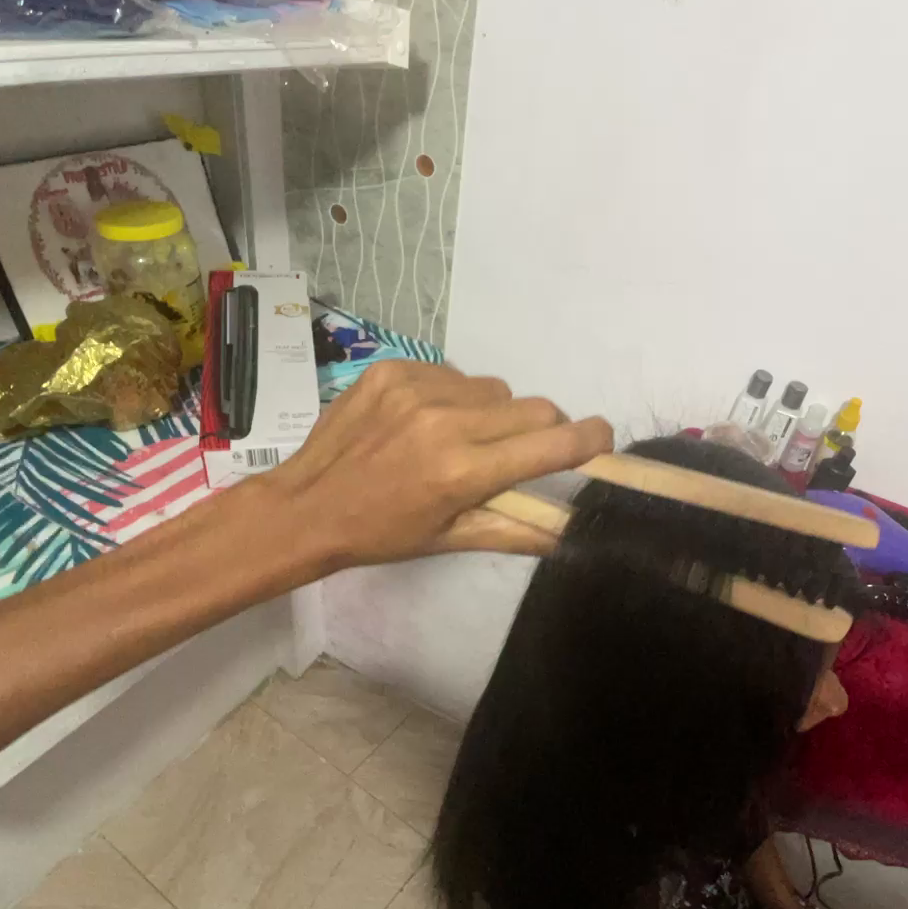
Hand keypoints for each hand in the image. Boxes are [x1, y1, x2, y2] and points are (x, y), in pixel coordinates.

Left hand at [261, 360, 611, 570]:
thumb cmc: (382, 533)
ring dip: (494, 413)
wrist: (306, 505)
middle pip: (534, 407)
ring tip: (460, 438)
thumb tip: (571, 528)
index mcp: (463, 471)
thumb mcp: (451, 539)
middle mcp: (446, 421)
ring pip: (495, 389)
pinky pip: (453, 375)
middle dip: (543, 428)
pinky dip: (454, 397)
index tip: (601, 441)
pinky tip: (424, 421)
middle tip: (520, 452)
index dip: (589, 440)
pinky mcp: (393, 368)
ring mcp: (417, 388)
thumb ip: (517, 529)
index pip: (552, 444)